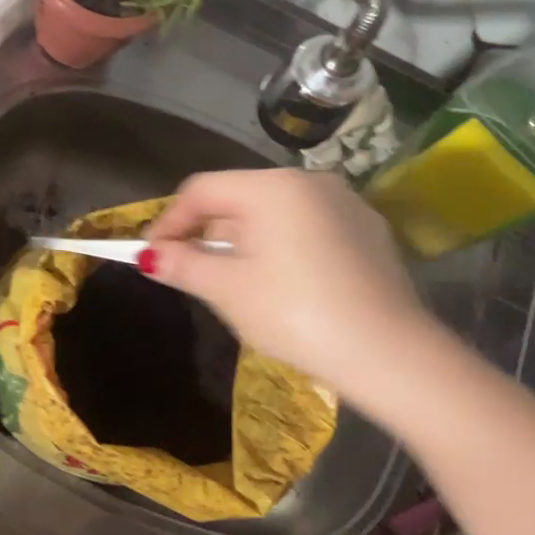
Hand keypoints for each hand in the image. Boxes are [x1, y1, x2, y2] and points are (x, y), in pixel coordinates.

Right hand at [141, 169, 431, 389]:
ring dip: (242, 242)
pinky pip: (306, 229)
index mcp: (273, 187)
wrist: (386, 352)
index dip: (168, 221)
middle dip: (206, 232)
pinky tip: (282, 288)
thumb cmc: (294, 313)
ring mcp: (346, 205)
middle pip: (238, 198)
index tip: (150, 257)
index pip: (202, 189)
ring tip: (233, 285)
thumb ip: (183, 265)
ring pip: (274, 214)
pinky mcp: (367, 232)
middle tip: (189, 274)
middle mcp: (311, 182)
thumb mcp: (227, 290)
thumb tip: (149, 255)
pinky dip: (280, 249)